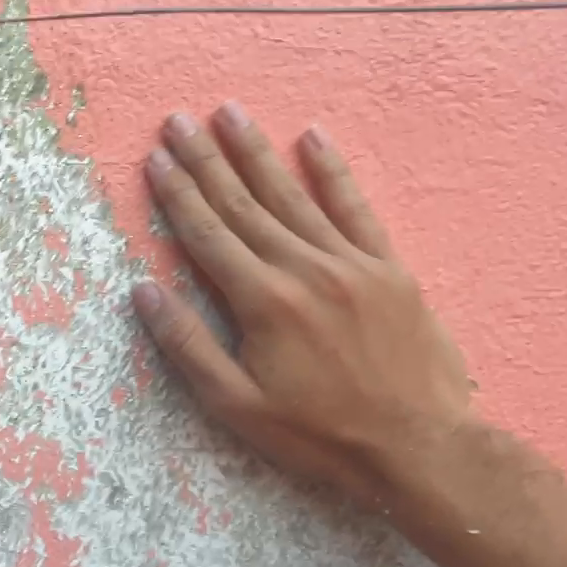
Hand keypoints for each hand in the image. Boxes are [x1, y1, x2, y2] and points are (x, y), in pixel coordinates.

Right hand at [132, 102, 475, 505]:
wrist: (424, 453)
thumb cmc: (316, 433)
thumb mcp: (234, 404)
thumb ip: (186, 344)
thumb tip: (142, 290)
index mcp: (263, 300)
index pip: (207, 232)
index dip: (176, 192)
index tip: (155, 156)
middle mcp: (304, 269)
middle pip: (242, 203)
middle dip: (204, 158)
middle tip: (177, 119)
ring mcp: (351, 263)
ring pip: (291, 195)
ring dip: (255, 151)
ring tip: (229, 112)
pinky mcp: (389, 269)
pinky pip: (356, 209)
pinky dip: (333, 172)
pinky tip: (313, 137)